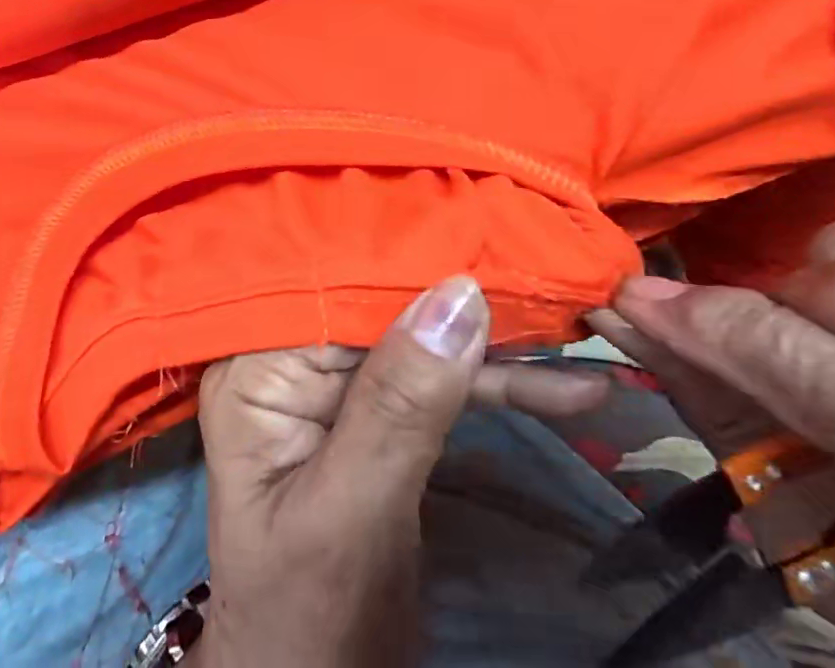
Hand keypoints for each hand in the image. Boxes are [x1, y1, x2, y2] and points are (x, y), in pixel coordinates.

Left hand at [188, 275, 610, 666]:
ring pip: (422, 343)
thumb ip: (399, 404)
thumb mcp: (349, 510)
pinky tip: (572, 388)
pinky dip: (502, 387)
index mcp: (257, 369)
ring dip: (499, 344)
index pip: (332, 287)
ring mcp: (339, 390)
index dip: (404, 256)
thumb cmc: (305, 612)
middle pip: (382, 306)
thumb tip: (458, 294)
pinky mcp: (380, 418)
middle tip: (544, 258)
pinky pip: (442, 386)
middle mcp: (291, 363)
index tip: (479, 222)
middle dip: (460, 292)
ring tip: (577, 319)